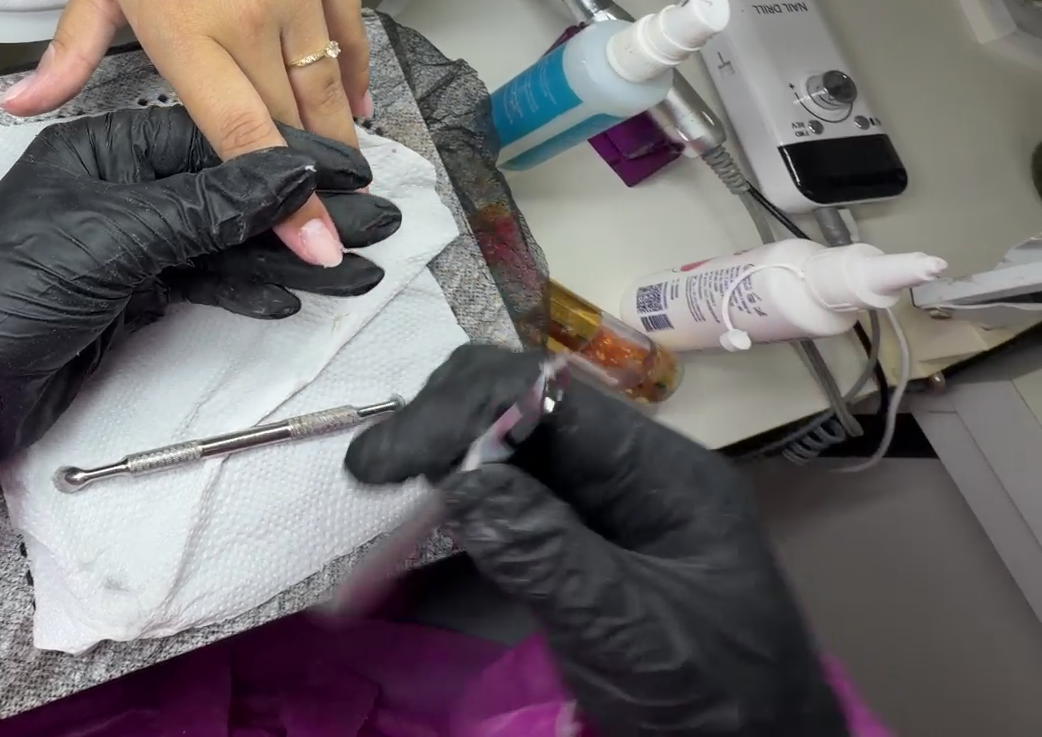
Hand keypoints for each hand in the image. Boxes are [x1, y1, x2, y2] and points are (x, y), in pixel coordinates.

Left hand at [0, 0, 368, 269]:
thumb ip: (68, 54)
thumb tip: (18, 106)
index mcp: (185, 32)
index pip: (236, 132)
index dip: (277, 199)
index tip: (314, 245)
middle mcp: (250, 19)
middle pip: (289, 123)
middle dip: (311, 184)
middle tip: (329, 231)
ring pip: (326, 88)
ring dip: (335, 142)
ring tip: (343, 182)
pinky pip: (352, 41)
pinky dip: (354, 82)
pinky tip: (353, 112)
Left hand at [0, 106, 399, 466]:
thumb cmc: (8, 291)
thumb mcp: (111, 238)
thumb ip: (203, 207)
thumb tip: (288, 173)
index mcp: (103, 151)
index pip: (213, 140)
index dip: (286, 155)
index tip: (354, 169)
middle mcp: (117, 189)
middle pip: (225, 192)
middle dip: (299, 211)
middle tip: (376, 223)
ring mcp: (124, 245)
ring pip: (218, 243)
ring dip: (282, 257)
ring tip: (353, 270)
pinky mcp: (126, 295)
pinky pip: (197, 282)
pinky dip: (241, 289)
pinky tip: (288, 297)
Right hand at [345, 346, 851, 736]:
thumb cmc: (714, 708)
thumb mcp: (634, 642)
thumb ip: (549, 557)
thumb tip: (458, 478)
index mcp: (658, 470)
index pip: (543, 394)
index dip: (456, 411)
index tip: (386, 461)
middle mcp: (618, 455)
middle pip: (510, 387)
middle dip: (438, 416)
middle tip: (379, 470)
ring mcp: (589, 479)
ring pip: (491, 415)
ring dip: (434, 436)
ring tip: (388, 476)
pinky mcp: (560, 506)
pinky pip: (491, 460)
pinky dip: (444, 464)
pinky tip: (425, 492)